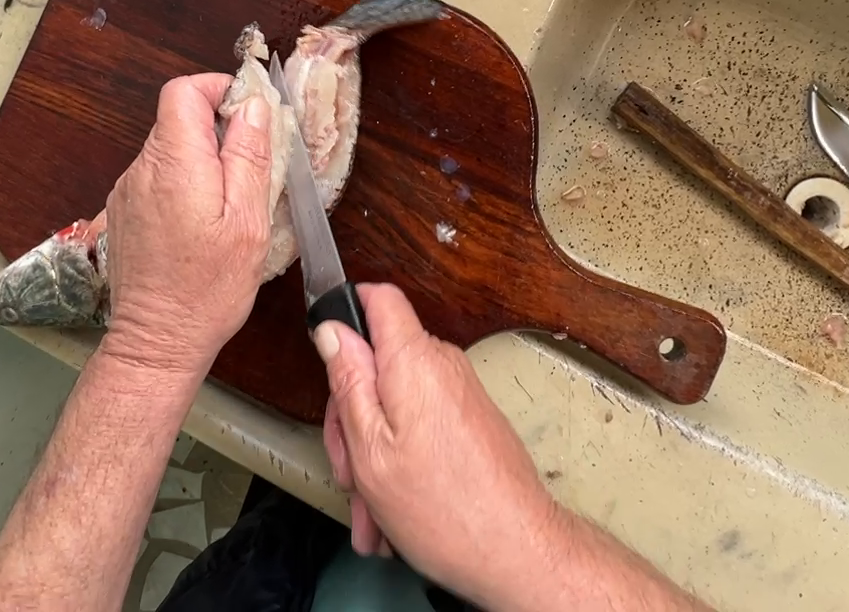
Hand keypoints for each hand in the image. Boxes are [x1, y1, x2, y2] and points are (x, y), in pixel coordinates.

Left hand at [101, 73, 272, 376]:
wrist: (156, 343)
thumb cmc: (208, 289)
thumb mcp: (248, 221)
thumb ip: (249, 155)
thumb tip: (252, 106)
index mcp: (175, 163)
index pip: (183, 90)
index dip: (217, 89)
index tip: (248, 114)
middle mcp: (142, 169)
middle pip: (178, 118)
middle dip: (217, 129)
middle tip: (251, 166)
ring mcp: (128, 191)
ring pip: (170, 148)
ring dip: (202, 159)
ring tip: (229, 202)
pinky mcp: (124, 211)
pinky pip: (158, 176)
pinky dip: (184, 182)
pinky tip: (203, 221)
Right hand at [315, 284, 561, 606]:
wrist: (518, 551)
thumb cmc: (446, 508)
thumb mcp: (370, 448)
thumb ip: (348, 381)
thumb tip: (332, 331)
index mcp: (413, 360)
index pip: (380, 297)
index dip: (348, 310)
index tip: (329, 347)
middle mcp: (442, 364)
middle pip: (379, 360)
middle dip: (352, 412)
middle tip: (348, 467)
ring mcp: (458, 390)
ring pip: (395, 400)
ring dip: (374, 449)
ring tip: (372, 509)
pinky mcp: (470, 415)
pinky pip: (420, 419)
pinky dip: (400, 455)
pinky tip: (393, 507)